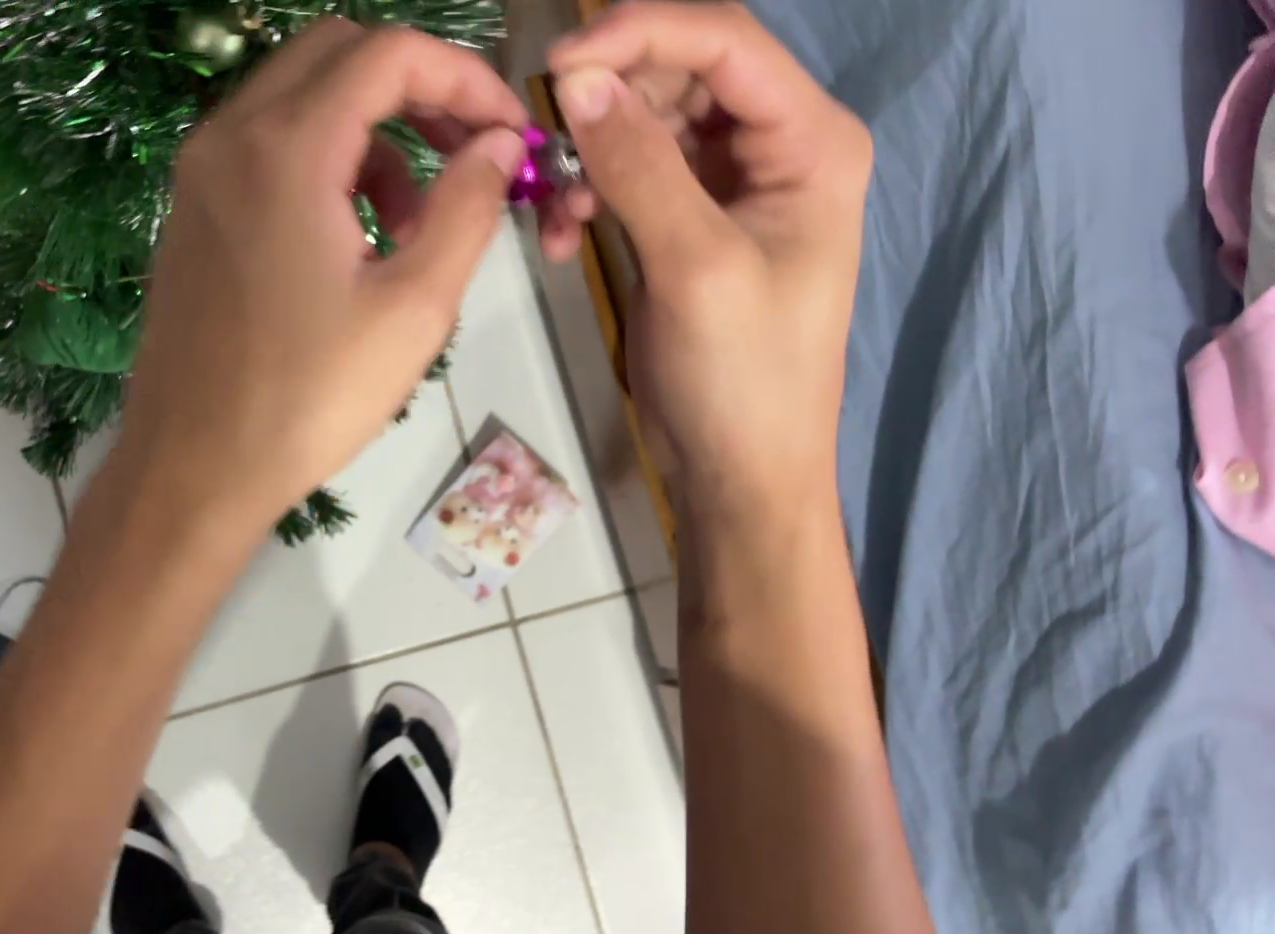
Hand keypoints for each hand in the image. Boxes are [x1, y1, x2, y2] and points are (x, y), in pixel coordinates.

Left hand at [117, 19, 527, 531]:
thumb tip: (499, 145)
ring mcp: (197, 178)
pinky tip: (350, 242)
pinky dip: (320, 167)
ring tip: (412, 223)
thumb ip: (469, 209)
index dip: (465, 78)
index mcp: (285, 149)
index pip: (389, 52)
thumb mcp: (413, 310)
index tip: (508, 132)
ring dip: (369, 136)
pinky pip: (262, 153)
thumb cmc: (308, 401)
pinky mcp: (188, 218)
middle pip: (337, 57)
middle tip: (464, 157)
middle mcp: (227, 138)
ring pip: (297, 103)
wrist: (195, 470)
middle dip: (415, 92)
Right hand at [548, 2, 871, 524]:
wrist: (739, 470)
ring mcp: (724, 193)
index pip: (724, 44)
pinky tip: (563, 241)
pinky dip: (588, 201)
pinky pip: (628, 184)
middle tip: (543, 151)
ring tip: (555, 220)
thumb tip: (576, 83)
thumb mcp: (694, 266)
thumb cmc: (741, 376)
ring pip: (644, 132)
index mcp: (808, 142)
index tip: (555, 69)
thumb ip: (639, 168)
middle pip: (678, 78)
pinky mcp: (683, 231)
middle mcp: (771, 151)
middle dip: (606, 108)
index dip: (639, 35)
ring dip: (588, 163)